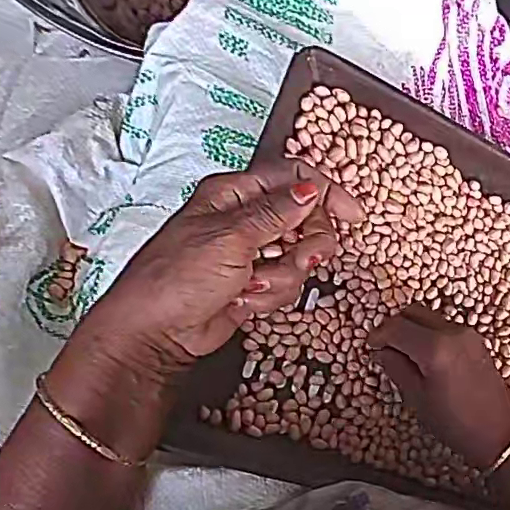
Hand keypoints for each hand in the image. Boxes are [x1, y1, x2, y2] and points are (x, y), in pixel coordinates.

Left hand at [72, 158, 364, 379]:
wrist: (157, 331)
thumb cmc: (176, 278)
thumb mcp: (230, 238)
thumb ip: (276, 213)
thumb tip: (310, 190)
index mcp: (234, 194)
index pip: (294, 179)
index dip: (327, 194)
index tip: (352, 216)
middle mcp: (246, 219)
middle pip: (307, 221)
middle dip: (307, 246)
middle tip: (300, 259)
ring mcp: (253, 252)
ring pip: (301, 258)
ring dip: (283, 277)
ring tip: (252, 283)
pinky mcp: (257, 281)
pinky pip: (289, 284)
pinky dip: (272, 295)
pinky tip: (244, 299)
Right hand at [367, 304, 509, 467]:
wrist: (499, 433)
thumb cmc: (455, 422)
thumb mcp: (417, 398)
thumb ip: (396, 368)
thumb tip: (382, 351)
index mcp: (435, 348)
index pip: (396, 327)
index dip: (379, 335)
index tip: (370, 346)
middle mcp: (453, 332)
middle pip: (413, 312)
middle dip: (394, 326)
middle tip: (383, 347)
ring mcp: (468, 334)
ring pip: (429, 317)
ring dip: (412, 328)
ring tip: (403, 355)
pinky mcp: (476, 341)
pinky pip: (444, 327)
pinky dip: (428, 334)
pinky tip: (423, 357)